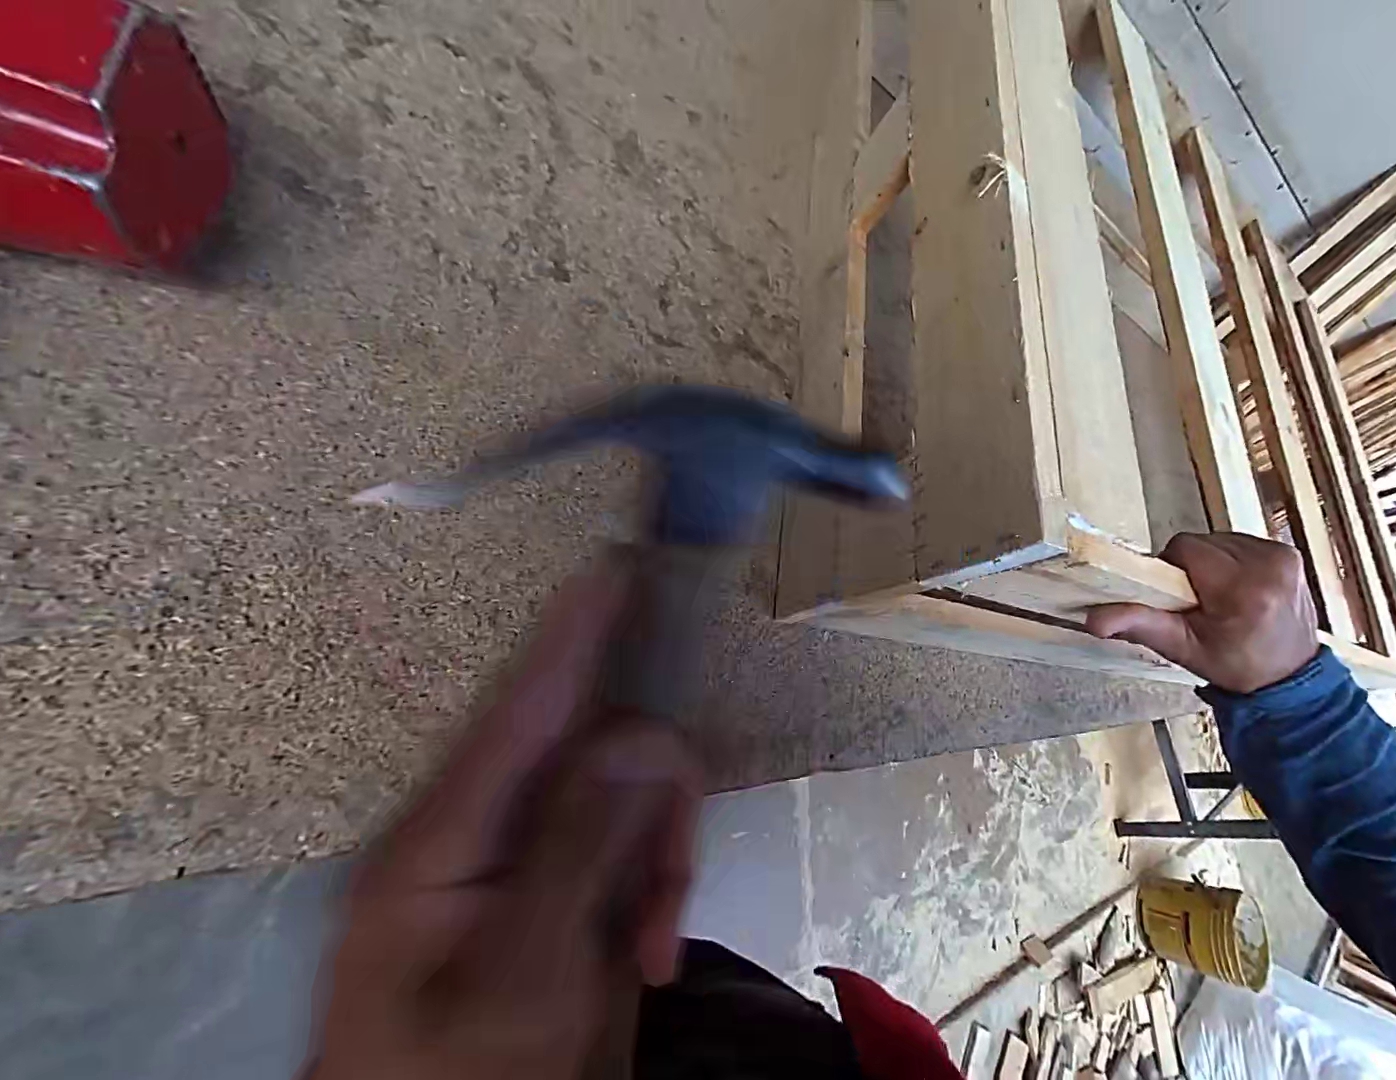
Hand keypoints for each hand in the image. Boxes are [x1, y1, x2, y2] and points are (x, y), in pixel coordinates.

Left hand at [308, 562, 703, 1079]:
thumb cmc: (463, 1077)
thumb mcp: (520, 975)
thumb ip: (577, 845)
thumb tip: (637, 737)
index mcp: (443, 835)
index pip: (523, 703)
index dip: (573, 631)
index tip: (614, 567)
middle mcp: (491, 817)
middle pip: (605, 744)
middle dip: (658, 799)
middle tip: (673, 876)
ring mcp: (537, 840)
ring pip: (640, 784)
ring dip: (667, 851)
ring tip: (654, 940)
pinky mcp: (576, 863)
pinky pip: (646, 824)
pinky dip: (666, 876)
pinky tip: (651, 947)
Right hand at [1086, 532, 1319, 693]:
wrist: (1288, 681)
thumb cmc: (1234, 666)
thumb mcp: (1183, 648)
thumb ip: (1139, 624)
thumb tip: (1094, 619)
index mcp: (1241, 587)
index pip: (1184, 547)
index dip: (1171, 569)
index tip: (1177, 597)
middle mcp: (1268, 563)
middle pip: (1202, 542)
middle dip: (1192, 568)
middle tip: (1197, 602)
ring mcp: (1283, 555)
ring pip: (1219, 540)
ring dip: (1212, 563)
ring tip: (1219, 596)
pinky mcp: (1289, 553)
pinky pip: (1241, 543)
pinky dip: (1232, 562)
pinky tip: (1238, 589)